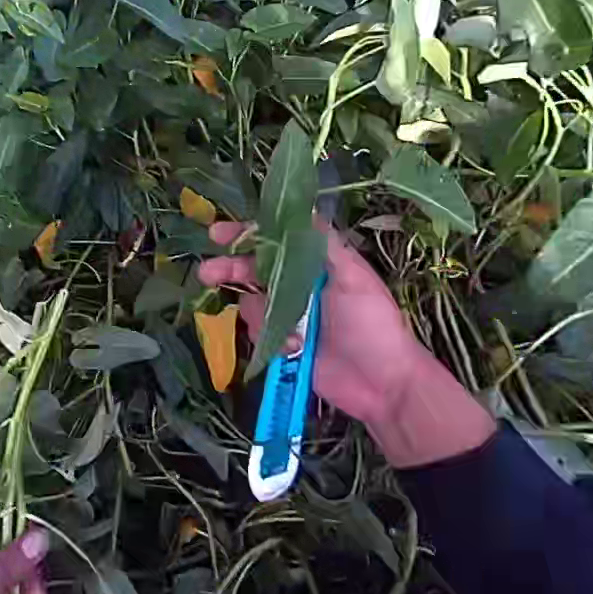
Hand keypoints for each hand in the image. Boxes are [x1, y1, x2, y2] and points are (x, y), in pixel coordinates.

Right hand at [198, 220, 494, 467]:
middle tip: (208, 273)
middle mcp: (296, 284)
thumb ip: (324, 244)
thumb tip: (301, 209)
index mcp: (314, 263)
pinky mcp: (281, 343)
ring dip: (260, 312)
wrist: (384, 385)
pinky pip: (257, 331)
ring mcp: (287, 314)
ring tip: (291, 331)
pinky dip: (269, 337)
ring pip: (251, 301)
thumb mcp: (354, 278)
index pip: (274, 240)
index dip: (245, 234)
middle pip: (251, 269)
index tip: (218, 233)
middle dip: (228, 269)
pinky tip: (295, 347)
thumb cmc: (374, 324)